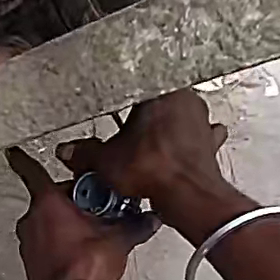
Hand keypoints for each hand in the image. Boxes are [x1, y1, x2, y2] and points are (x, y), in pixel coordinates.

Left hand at [5, 146, 157, 279]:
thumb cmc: (84, 269)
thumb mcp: (118, 239)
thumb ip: (134, 224)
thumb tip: (147, 220)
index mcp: (48, 202)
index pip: (32, 171)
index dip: (23, 159)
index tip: (15, 153)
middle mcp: (32, 219)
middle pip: (50, 196)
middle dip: (72, 197)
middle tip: (96, 205)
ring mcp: (28, 241)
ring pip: (47, 220)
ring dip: (66, 220)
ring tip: (92, 230)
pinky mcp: (31, 260)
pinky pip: (45, 240)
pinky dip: (60, 239)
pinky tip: (81, 248)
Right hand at [55, 91, 228, 200]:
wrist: (186, 194)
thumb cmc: (154, 168)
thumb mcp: (105, 160)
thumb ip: (85, 153)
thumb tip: (68, 151)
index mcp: (158, 89)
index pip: (137, 86)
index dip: (123, 99)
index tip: (116, 108)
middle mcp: (184, 99)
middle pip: (159, 102)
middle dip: (145, 117)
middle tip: (129, 132)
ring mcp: (201, 121)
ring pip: (179, 118)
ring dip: (166, 129)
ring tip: (148, 146)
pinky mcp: (210, 144)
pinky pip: (197, 140)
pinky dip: (185, 147)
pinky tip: (174, 156)